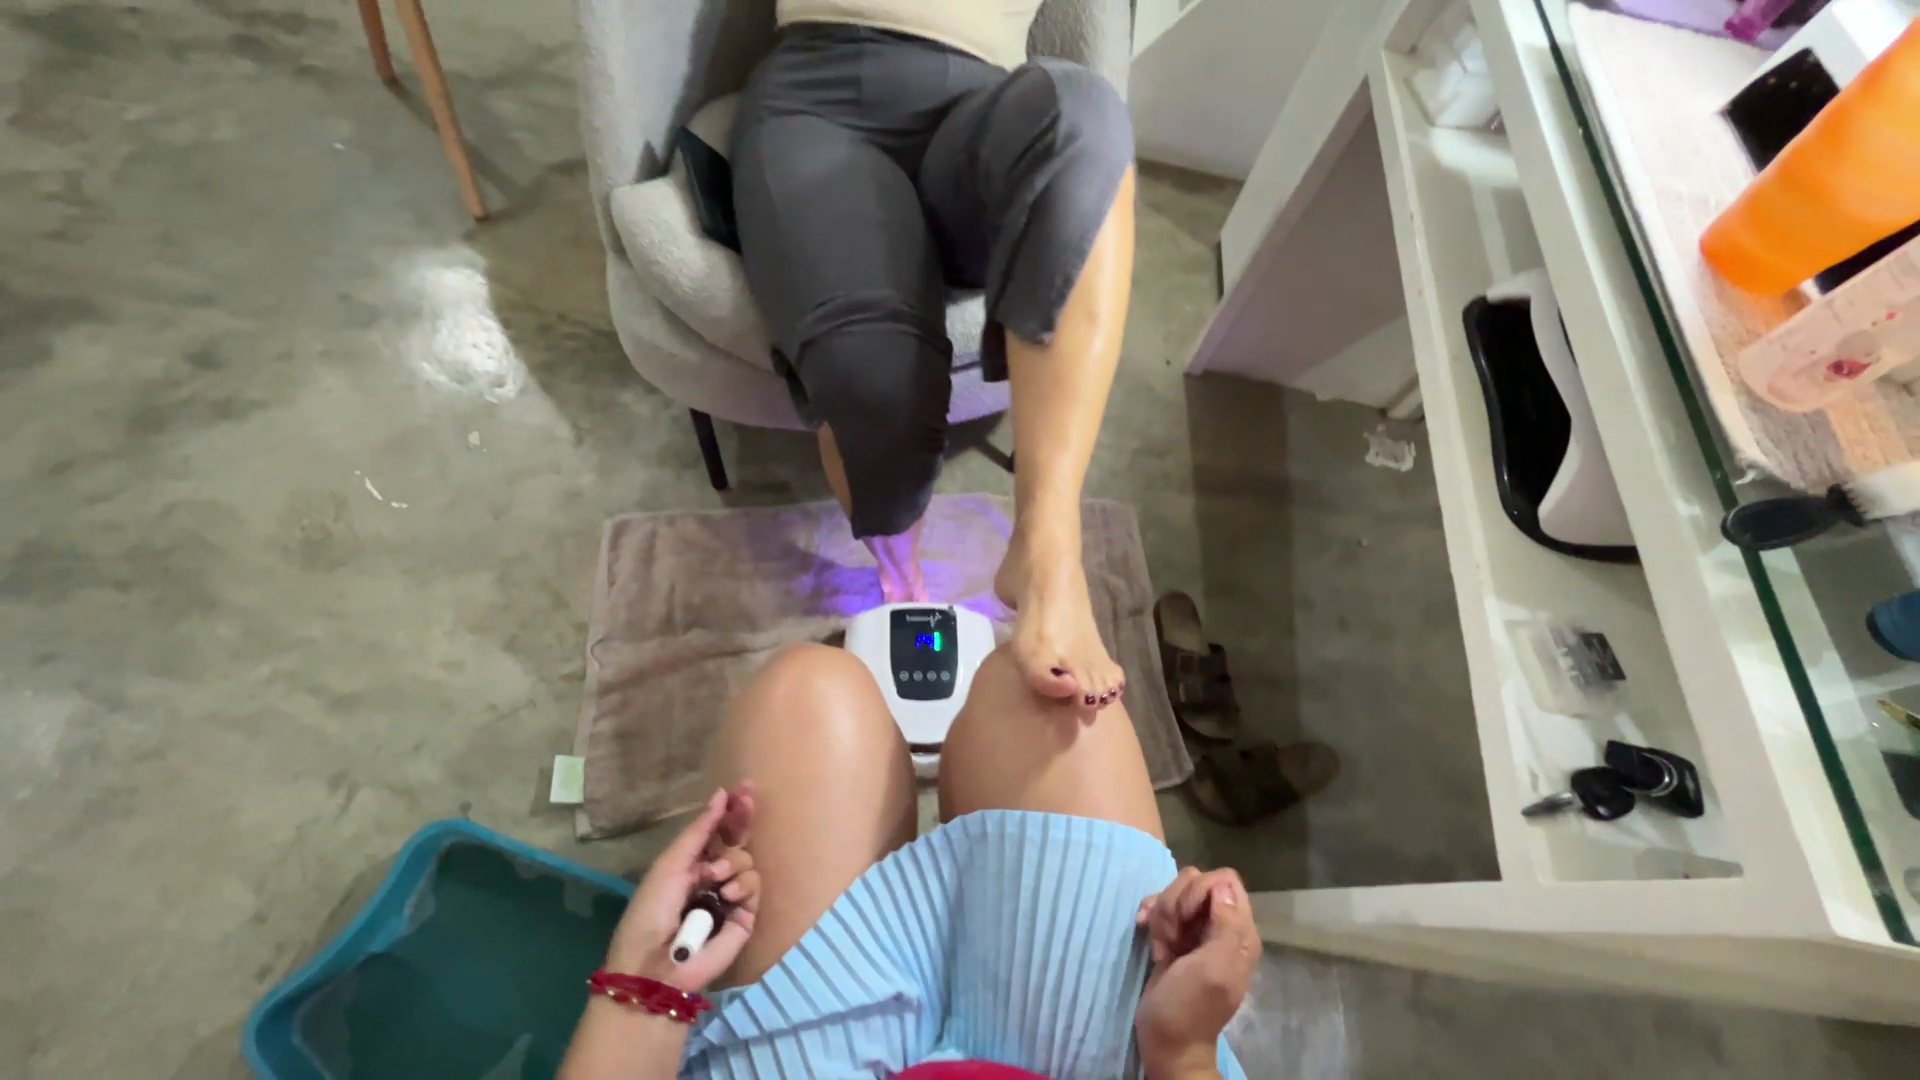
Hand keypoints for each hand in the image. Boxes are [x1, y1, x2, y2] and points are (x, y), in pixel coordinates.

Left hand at [604, 783, 759, 993]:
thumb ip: (699, 831)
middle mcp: (712, 876)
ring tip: (717, 879)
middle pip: (736, 840)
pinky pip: (755, 887)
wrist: (654, 966)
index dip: (729, 809)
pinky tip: (728, 894)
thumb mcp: (670, 865)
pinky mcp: (745, 916)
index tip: (743, 788)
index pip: (716, 830)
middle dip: (743, 818)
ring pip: (747, 860)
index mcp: (690, 864)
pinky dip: (743, 885)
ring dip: (733, 862)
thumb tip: (721, 795)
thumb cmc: (651, 913)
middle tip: (748, 800)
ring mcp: (729, 896)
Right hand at [1133, 867, 1259, 1076]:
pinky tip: (1144, 930)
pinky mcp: (1176, 933)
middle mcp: (1221, 925)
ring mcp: (1197, 928)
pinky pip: (1162, 903)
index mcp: (1239, 932)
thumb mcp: (1212, 969)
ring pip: (1176, 890)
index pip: (1225, 880)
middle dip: (1175, 905)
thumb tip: (1224, 884)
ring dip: (1162, 913)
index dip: (1198, 892)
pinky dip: (1151, 913)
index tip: (1185, 920)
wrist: (1166, 1040)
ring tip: (1161, 944)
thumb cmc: (1190, 1007)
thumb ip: (1226, 926)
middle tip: (1171, 938)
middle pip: (1196, 881)